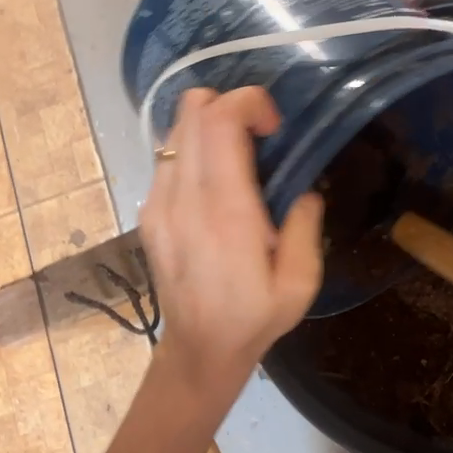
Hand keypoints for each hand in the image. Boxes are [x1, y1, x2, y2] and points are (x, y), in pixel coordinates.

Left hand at [139, 87, 323, 396]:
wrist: (199, 350)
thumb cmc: (254, 318)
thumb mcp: (300, 283)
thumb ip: (304, 227)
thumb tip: (303, 191)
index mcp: (225, 213)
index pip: (220, 120)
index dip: (249, 102)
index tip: (274, 127)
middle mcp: (183, 198)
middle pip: (192, 110)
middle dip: (230, 105)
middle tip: (260, 137)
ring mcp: (158, 203)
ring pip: (175, 128)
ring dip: (209, 126)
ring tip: (239, 158)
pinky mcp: (148, 213)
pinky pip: (168, 156)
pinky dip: (193, 149)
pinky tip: (215, 182)